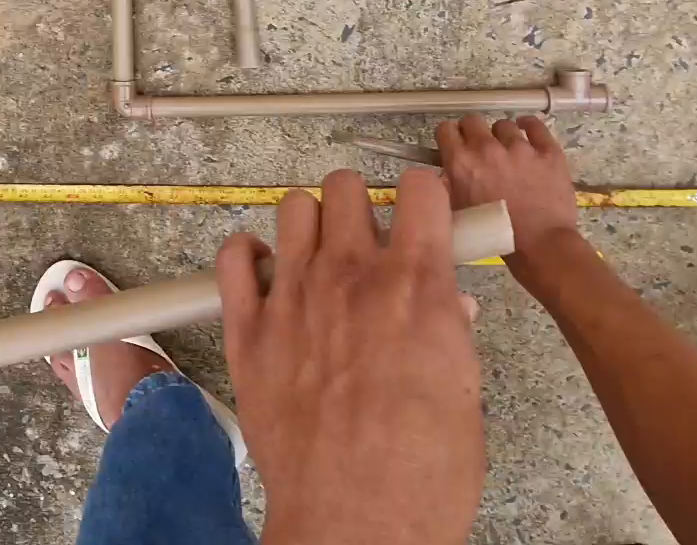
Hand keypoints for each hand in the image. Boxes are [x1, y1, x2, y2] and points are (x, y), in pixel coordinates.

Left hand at [216, 169, 483, 544]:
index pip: (420, 190)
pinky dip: (246, 255)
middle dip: (359, 204)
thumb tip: (446, 302)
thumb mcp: (464, 395)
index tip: (422, 210)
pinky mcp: (248, 326)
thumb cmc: (422, 473)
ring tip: (315, 254)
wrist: (354, 523)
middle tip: (364, 240)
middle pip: (344, 186)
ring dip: (308, 223)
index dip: (425, 196)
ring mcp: (293, 295)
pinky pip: (233, 257)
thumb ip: (448, 332)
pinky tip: (263, 272)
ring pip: (292, 207)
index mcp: (414, 285)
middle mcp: (350, 275)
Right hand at [436, 114, 580, 276]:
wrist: (539, 245)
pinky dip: (529, 126)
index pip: (445, 129)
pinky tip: (527, 132)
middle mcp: (487, 148)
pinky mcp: (548, 152)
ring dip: (502, 136)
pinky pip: (536, 126)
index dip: (449, 137)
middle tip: (480, 149)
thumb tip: (446, 172)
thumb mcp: (457, 211)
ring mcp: (520, 148)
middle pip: (472, 120)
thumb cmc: (493, 234)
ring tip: (508, 151)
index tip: (454, 145)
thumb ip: (447, 186)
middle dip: (473, 132)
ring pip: (504, 125)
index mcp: (461, 162)